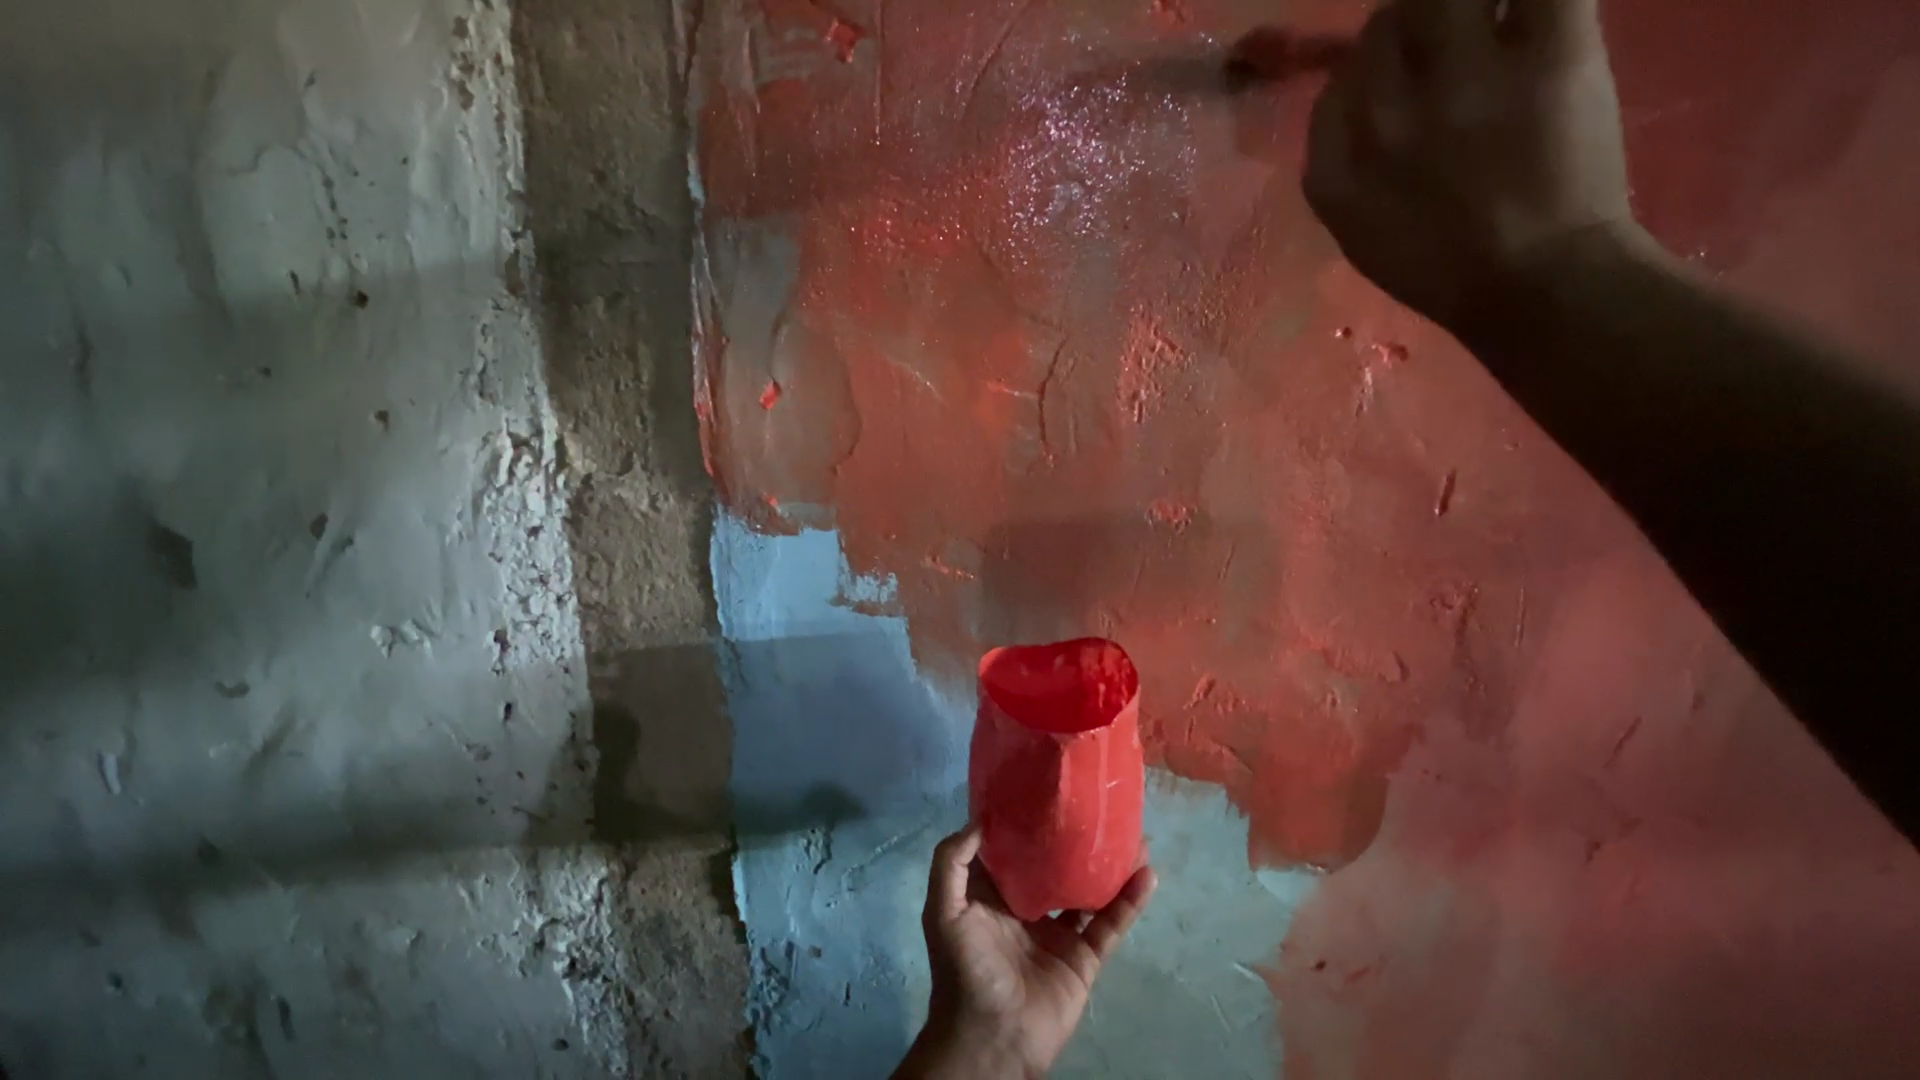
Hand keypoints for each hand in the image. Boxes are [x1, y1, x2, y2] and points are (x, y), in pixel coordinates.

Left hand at [892, 825, 1157, 1079]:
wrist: (991, 1038)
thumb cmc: (963, 969)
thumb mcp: (943, 909)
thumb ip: (951, 861)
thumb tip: (980, 820)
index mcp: (994, 895)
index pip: (1013, 849)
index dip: (1027, 822)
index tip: (1046, 789)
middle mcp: (1027, 908)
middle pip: (1057, 866)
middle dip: (1075, 840)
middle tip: (1099, 807)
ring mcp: (1058, 933)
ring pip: (1089, 890)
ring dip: (1110, 865)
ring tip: (1133, 833)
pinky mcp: (1084, 958)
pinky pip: (1111, 923)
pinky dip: (1130, 901)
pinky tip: (1148, 874)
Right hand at [1303, 0, 1636, 331]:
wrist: (1537, 286)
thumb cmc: (1443, 274)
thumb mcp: (1357, 232)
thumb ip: (1338, 166)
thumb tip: (1343, 100)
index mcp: (1336, 163)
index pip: (1337, 81)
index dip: (1371, 71)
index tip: (1399, 83)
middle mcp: (1386, 112)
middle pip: (1387, 23)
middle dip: (1414, 26)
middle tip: (1450, 44)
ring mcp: (1465, 77)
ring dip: (1464, 6)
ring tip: (1490, 29)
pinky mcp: (1547, 53)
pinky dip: (1527, 1)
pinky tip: (1529, 20)